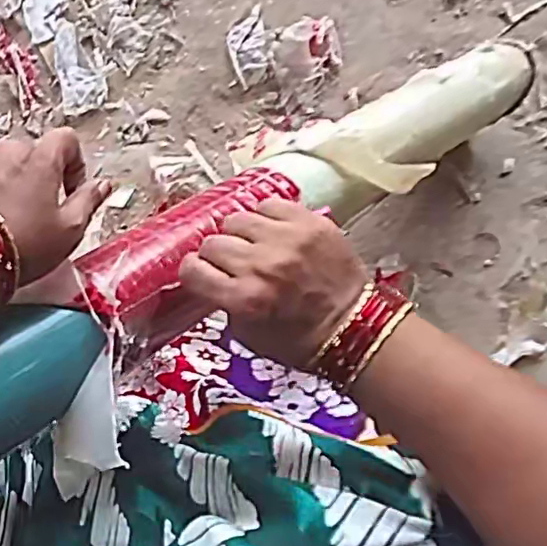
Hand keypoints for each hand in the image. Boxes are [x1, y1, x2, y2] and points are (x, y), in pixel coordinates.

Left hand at [0, 128, 109, 283]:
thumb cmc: (22, 246)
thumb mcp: (70, 229)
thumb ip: (89, 200)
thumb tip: (102, 186)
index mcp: (41, 160)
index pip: (67, 139)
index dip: (75, 164)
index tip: (71, 191)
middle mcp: (9, 153)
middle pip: (35, 151)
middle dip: (44, 175)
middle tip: (45, 210)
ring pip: (8, 163)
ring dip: (17, 181)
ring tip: (18, 216)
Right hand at [177, 199, 370, 367]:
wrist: (354, 327)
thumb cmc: (298, 340)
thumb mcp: (248, 335)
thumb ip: (224, 303)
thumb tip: (210, 277)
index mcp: (244, 299)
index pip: (192, 270)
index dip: (192, 271)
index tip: (200, 273)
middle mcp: (261, 265)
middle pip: (212, 243)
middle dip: (215, 255)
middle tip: (230, 262)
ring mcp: (287, 240)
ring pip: (236, 219)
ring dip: (238, 233)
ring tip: (252, 244)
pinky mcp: (310, 222)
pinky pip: (268, 205)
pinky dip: (264, 217)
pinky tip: (272, 231)